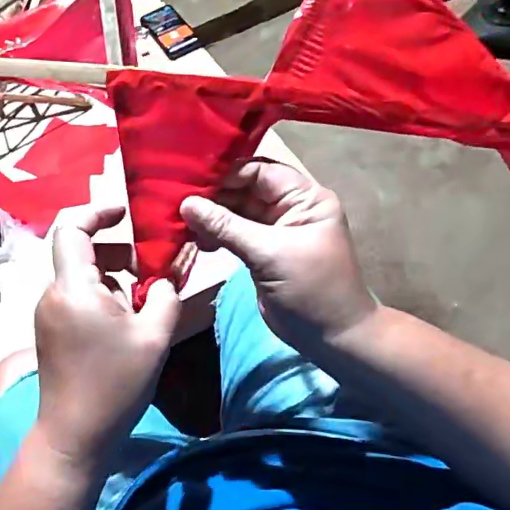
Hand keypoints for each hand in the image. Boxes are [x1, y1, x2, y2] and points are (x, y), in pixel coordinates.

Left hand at [32, 206, 180, 469]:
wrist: (74, 436)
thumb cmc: (115, 384)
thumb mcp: (154, 336)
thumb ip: (166, 296)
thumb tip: (164, 280)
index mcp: (73, 287)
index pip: (72, 228)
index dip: (98, 211)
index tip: (126, 212)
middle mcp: (53, 294)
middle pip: (81, 252)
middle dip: (118, 252)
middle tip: (150, 271)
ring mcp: (48, 314)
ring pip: (82, 277)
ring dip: (114, 278)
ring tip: (143, 305)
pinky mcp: (51, 332)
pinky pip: (77, 298)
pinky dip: (103, 298)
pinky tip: (126, 326)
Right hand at [180, 159, 377, 351]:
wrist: (333, 337)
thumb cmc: (311, 289)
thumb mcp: (270, 254)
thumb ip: (227, 227)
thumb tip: (186, 204)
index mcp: (306, 198)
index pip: (261, 171)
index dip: (226, 173)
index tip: (189, 179)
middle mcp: (292, 208)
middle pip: (246, 190)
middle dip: (214, 195)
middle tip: (175, 200)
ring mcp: (277, 230)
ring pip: (238, 212)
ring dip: (211, 217)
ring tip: (181, 222)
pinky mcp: (264, 252)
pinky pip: (236, 234)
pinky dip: (216, 235)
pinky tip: (195, 238)